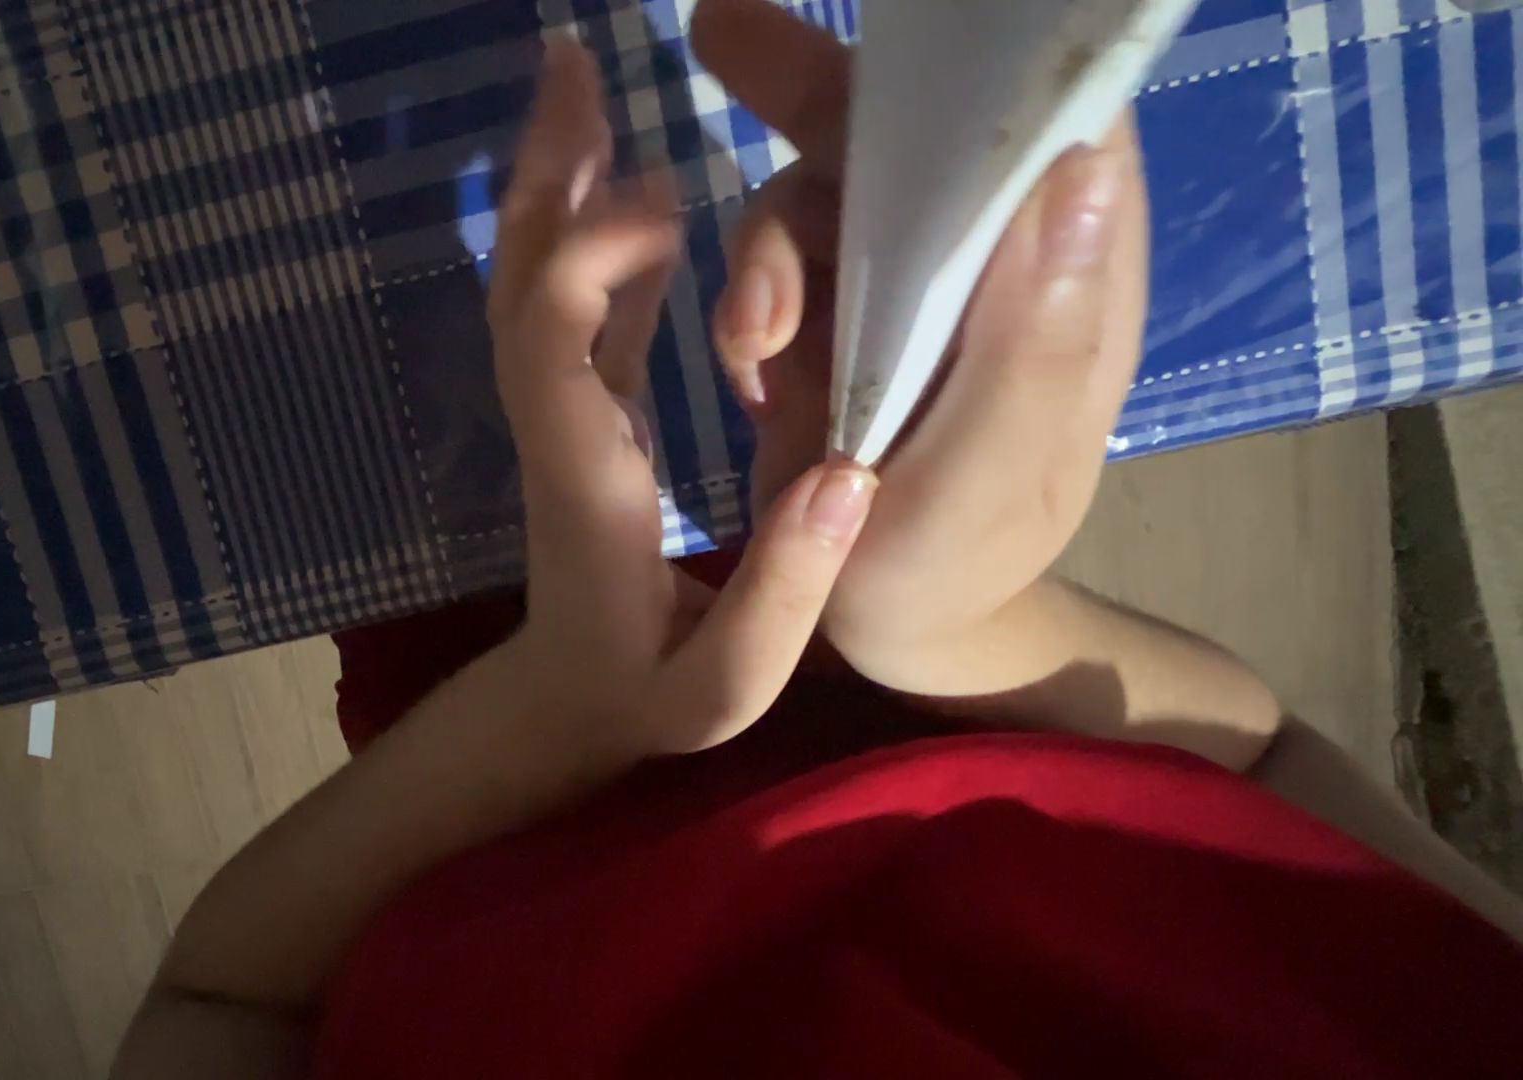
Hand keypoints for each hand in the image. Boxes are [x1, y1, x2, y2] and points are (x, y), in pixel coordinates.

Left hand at [485, 40, 876, 770]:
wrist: (570, 708)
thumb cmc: (646, 701)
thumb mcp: (724, 685)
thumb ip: (783, 593)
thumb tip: (848, 476)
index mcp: (586, 487)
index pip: (551, 352)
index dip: (587, 261)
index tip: (662, 197)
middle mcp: (559, 435)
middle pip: (524, 295)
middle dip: (545, 182)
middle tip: (569, 68)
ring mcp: (565, 424)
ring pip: (541, 294)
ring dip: (560, 193)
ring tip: (588, 96)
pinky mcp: (586, 426)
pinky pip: (580, 321)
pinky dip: (599, 250)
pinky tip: (634, 198)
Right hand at [691, 0, 1149, 693]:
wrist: (885, 619)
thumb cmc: (950, 566)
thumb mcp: (990, 481)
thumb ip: (1032, 347)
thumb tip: (1075, 167)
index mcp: (1059, 286)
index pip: (1047, 124)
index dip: (976, 63)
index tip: (893, 28)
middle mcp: (979, 268)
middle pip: (900, 145)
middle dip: (807, 130)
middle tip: (724, 81)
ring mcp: (896, 298)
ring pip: (814, 210)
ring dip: (761, 266)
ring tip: (748, 347)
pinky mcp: (833, 331)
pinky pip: (772, 280)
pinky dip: (745, 318)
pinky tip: (750, 379)